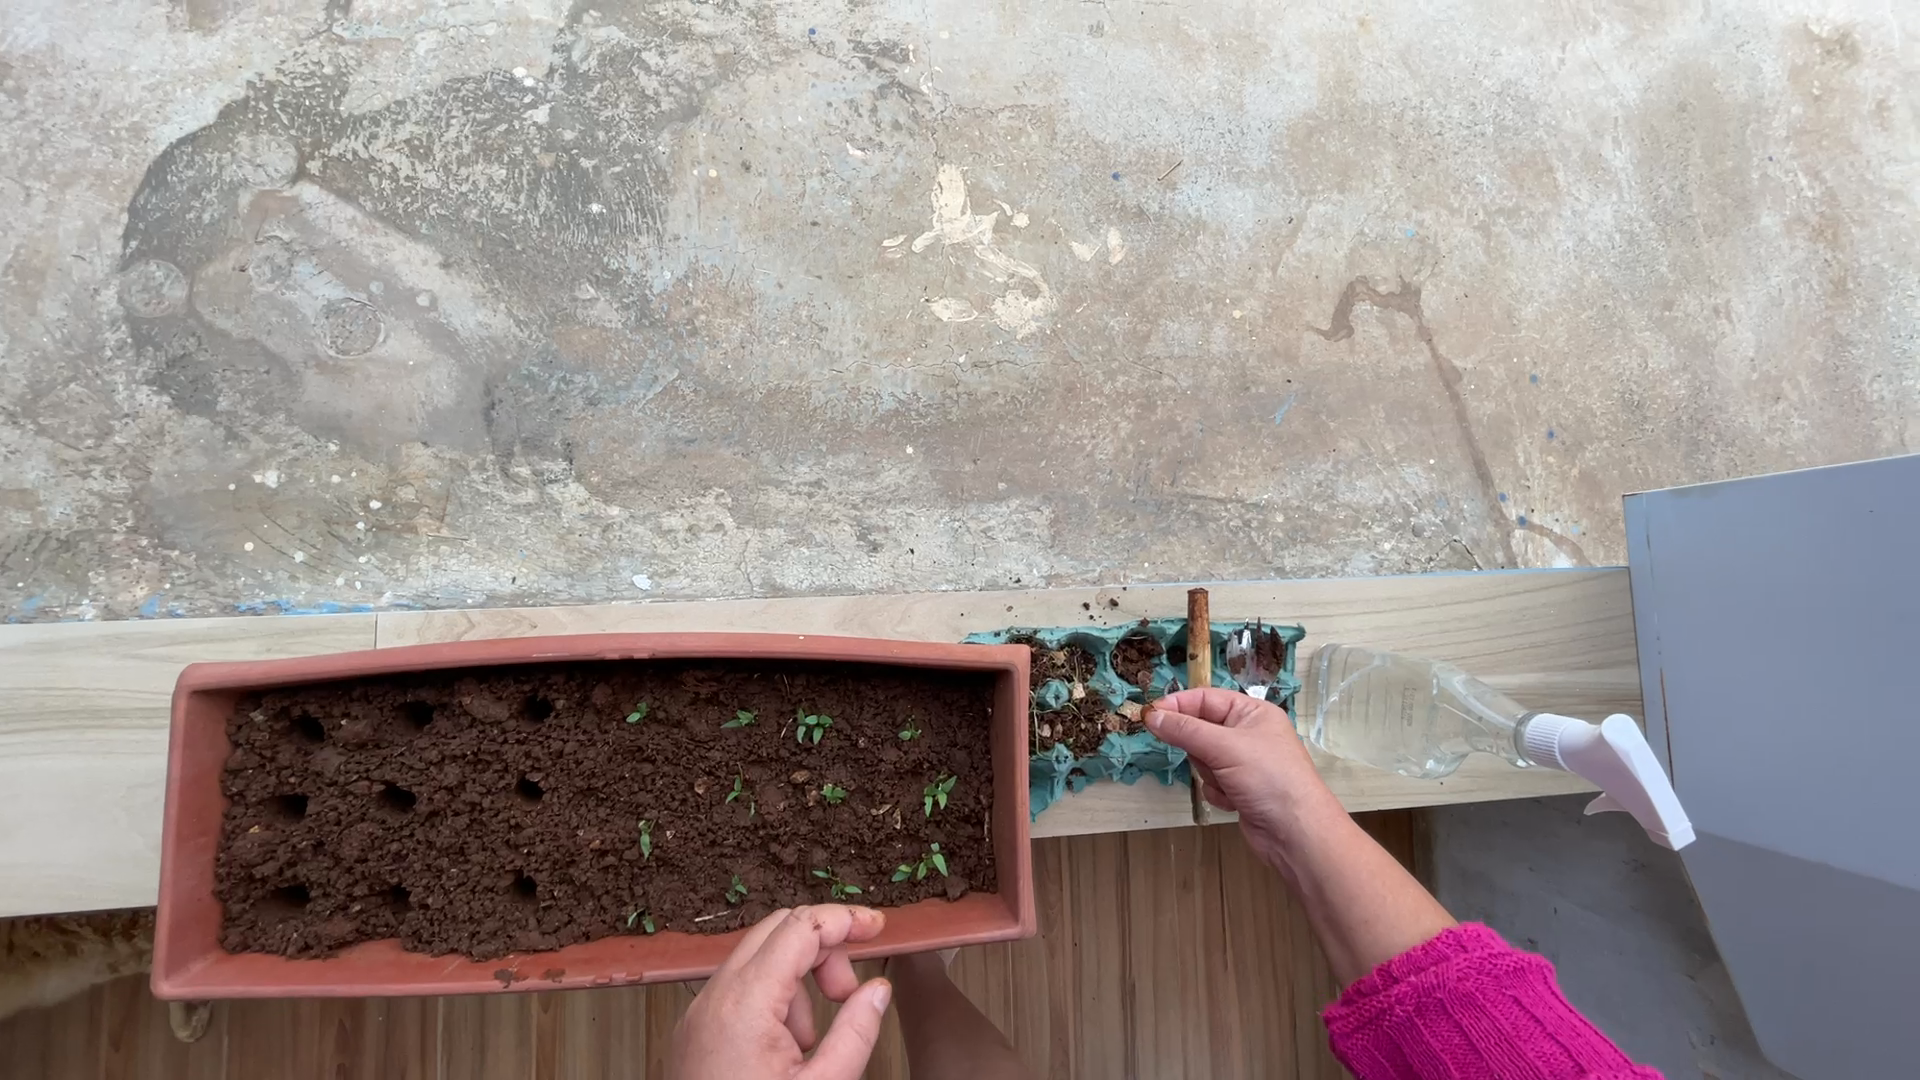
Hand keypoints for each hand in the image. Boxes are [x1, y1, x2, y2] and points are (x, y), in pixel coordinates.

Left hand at [669, 905, 892, 1079]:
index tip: (879, 927)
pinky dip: (774, 996)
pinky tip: (787, 1048)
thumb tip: (877, 990)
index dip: (846, 920)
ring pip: (760, 956)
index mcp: (745, 1002)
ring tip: (813, 1039)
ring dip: (799, 975)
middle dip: (823, 946)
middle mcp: (715, 996)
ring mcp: (699, 1013)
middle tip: (849, 990)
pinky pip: (741, 987)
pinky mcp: (694, 1033)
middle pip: (778, 929)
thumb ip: (855, 1031)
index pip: (803, 926)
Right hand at [1147, 688, 1346, 864]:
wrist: (1297, 835)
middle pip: (1200, 728)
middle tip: (1207, 758)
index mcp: (1252, 712)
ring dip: (1209, 772)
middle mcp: (1248, 733)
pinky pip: (1210, 780)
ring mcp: (1244, 763)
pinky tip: (1233, 801)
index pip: (1205, 699)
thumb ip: (1184, 730)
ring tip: (1229, 783)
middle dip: (1199, 748)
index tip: (1150, 716)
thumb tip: (1151, 716)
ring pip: (1202, 757)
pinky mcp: (1239, 788)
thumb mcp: (1224, 747)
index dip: (1178, 705)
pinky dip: (1216, 791)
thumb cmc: (1268, 779)